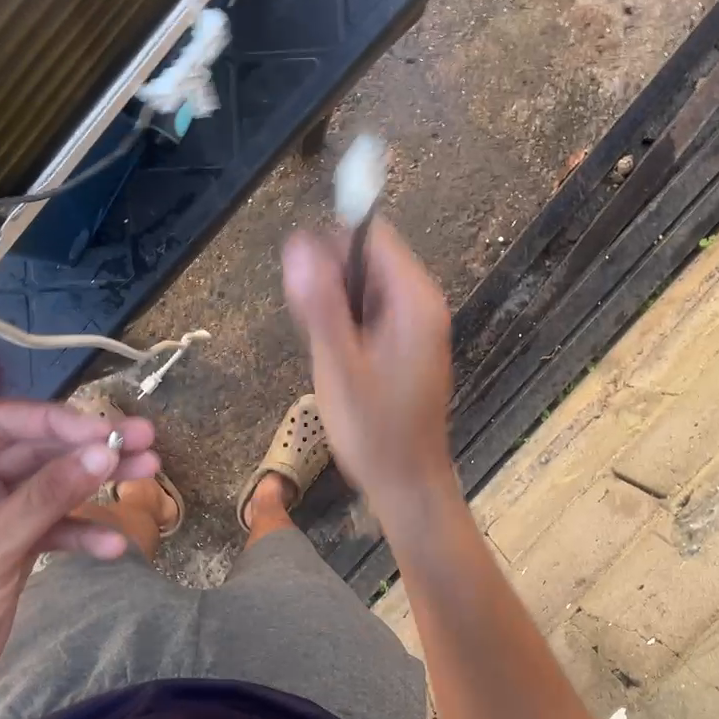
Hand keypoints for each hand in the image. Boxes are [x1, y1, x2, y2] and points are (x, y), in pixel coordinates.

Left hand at [0, 401, 158, 718]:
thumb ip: (48, 497)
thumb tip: (105, 451)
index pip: (0, 424)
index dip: (56, 420)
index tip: (107, 429)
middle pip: (31, 452)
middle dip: (87, 449)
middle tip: (146, 442)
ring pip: (47, 487)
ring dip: (93, 485)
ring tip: (150, 473)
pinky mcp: (5, 550)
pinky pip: (49, 527)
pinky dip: (80, 532)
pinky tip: (115, 545)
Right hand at [283, 219, 454, 505]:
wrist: (406, 483)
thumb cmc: (375, 432)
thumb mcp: (339, 366)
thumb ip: (319, 304)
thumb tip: (296, 244)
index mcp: (414, 300)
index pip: (372, 235)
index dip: (331, 246)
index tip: (304, 285)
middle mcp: (422, 304)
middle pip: (367, 258)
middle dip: (331, 280)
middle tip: (313, 328)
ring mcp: (416, 324)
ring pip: (364, 286)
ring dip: (335, 306)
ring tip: (327, 351)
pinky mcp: (407, 344)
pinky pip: (370, 312)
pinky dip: (347, 325)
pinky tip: (339, 360)